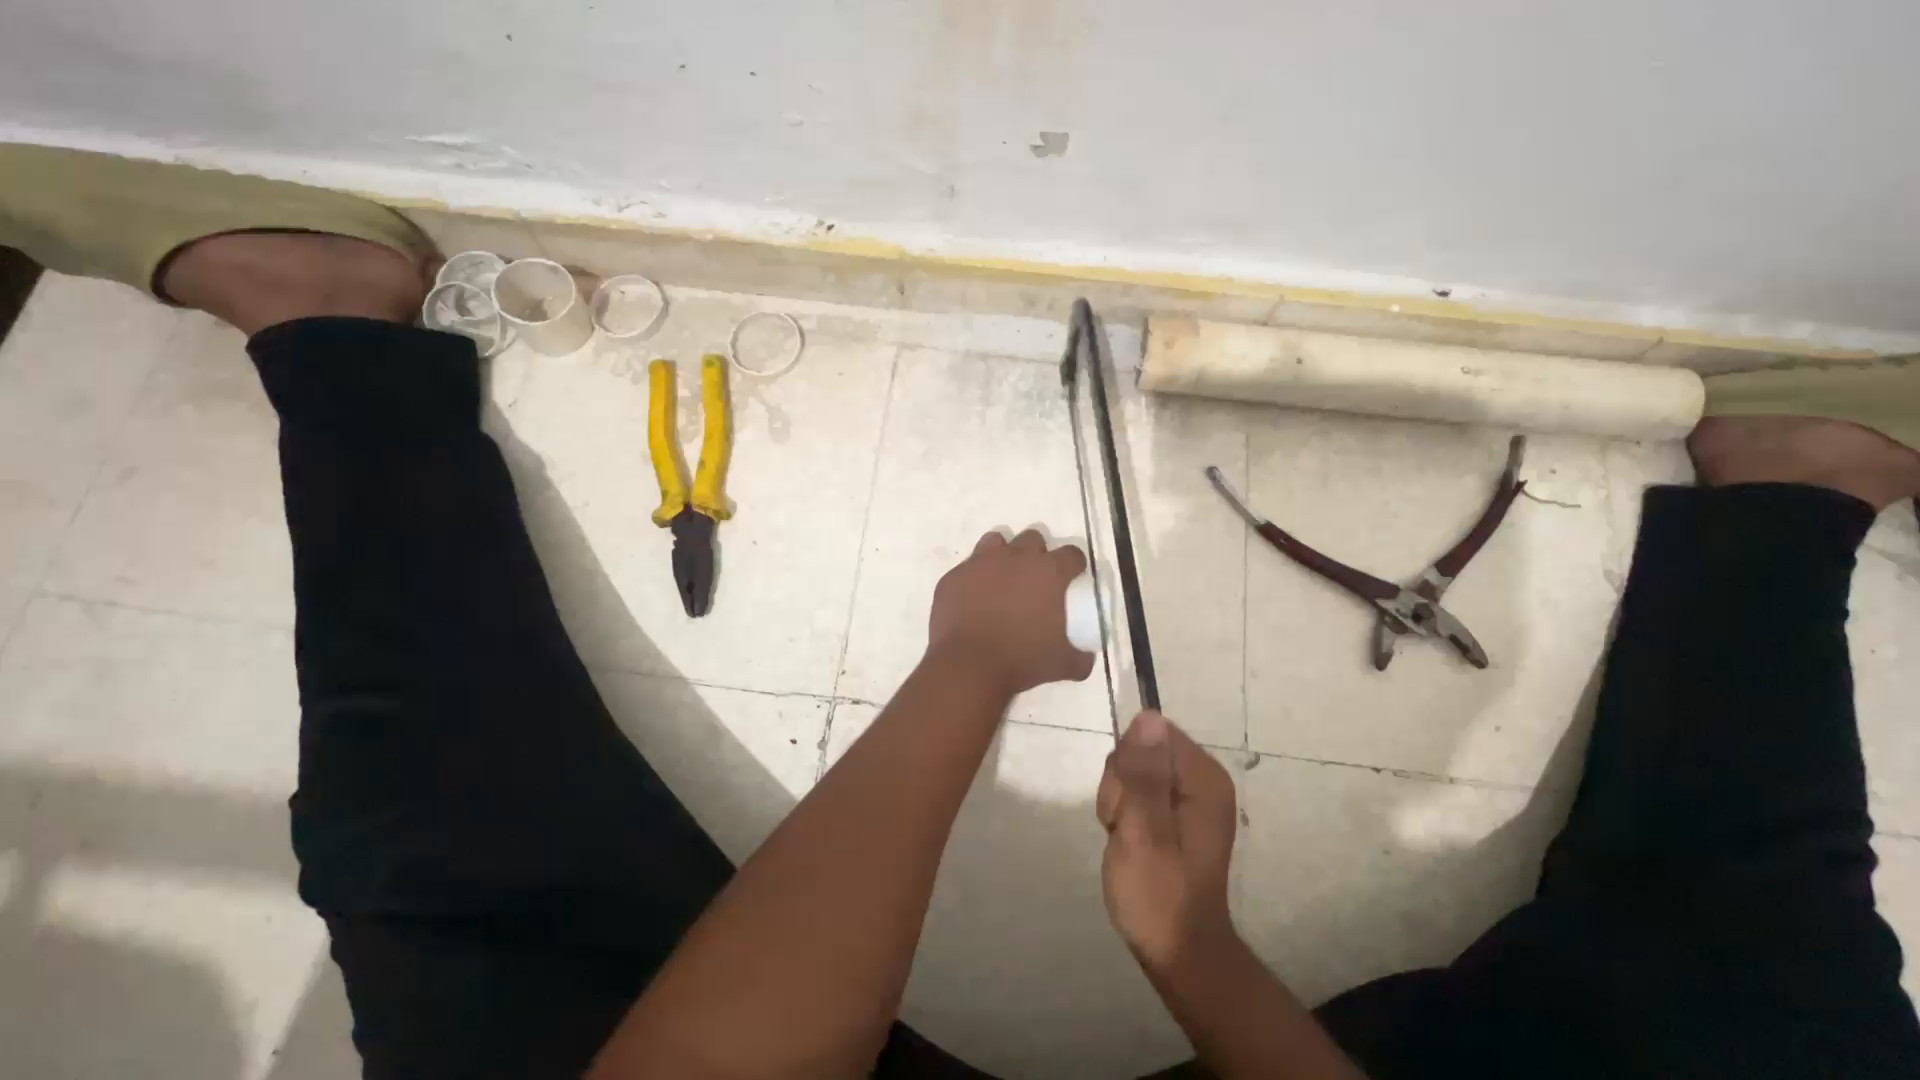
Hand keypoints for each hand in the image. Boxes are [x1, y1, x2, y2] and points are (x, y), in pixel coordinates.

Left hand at [927, 529, 1094, 696]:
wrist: (968, 665)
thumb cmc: (1022, 660)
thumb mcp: (1062, 664)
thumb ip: (1080, 658)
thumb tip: (1086, 659)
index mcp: (1049, 572)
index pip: (1072, 554)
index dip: (1075, 565)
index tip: (1073, 579)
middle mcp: (1016, 557)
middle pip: (1033, 539)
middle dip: (1037, 554)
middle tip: (1035, 579)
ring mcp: (981, 563)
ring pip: (996, 542)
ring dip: (1003, 555)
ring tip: (1003, 579)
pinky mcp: (954, 576)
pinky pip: (967, 568)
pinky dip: (974, 578)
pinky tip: (974, 598)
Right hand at [1097, 710, 1239, 971]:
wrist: (1176, 950)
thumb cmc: (1158, 894)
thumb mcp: (1143, 832)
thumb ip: (1144, 775)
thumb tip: (1148, 716)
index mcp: (1203, 779)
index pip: (1151, 735)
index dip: (1127, 768)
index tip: (1126, 809)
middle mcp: (1202, 781)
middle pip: (1141, 752)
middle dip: (1121, 789)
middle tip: (1125, 830)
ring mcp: (1190, 798)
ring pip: (1133, 774)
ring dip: (1119, 804)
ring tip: (1127, 842)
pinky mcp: (1176, 815)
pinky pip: (1138, 794)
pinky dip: (1125, 817)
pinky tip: (1130, 845)